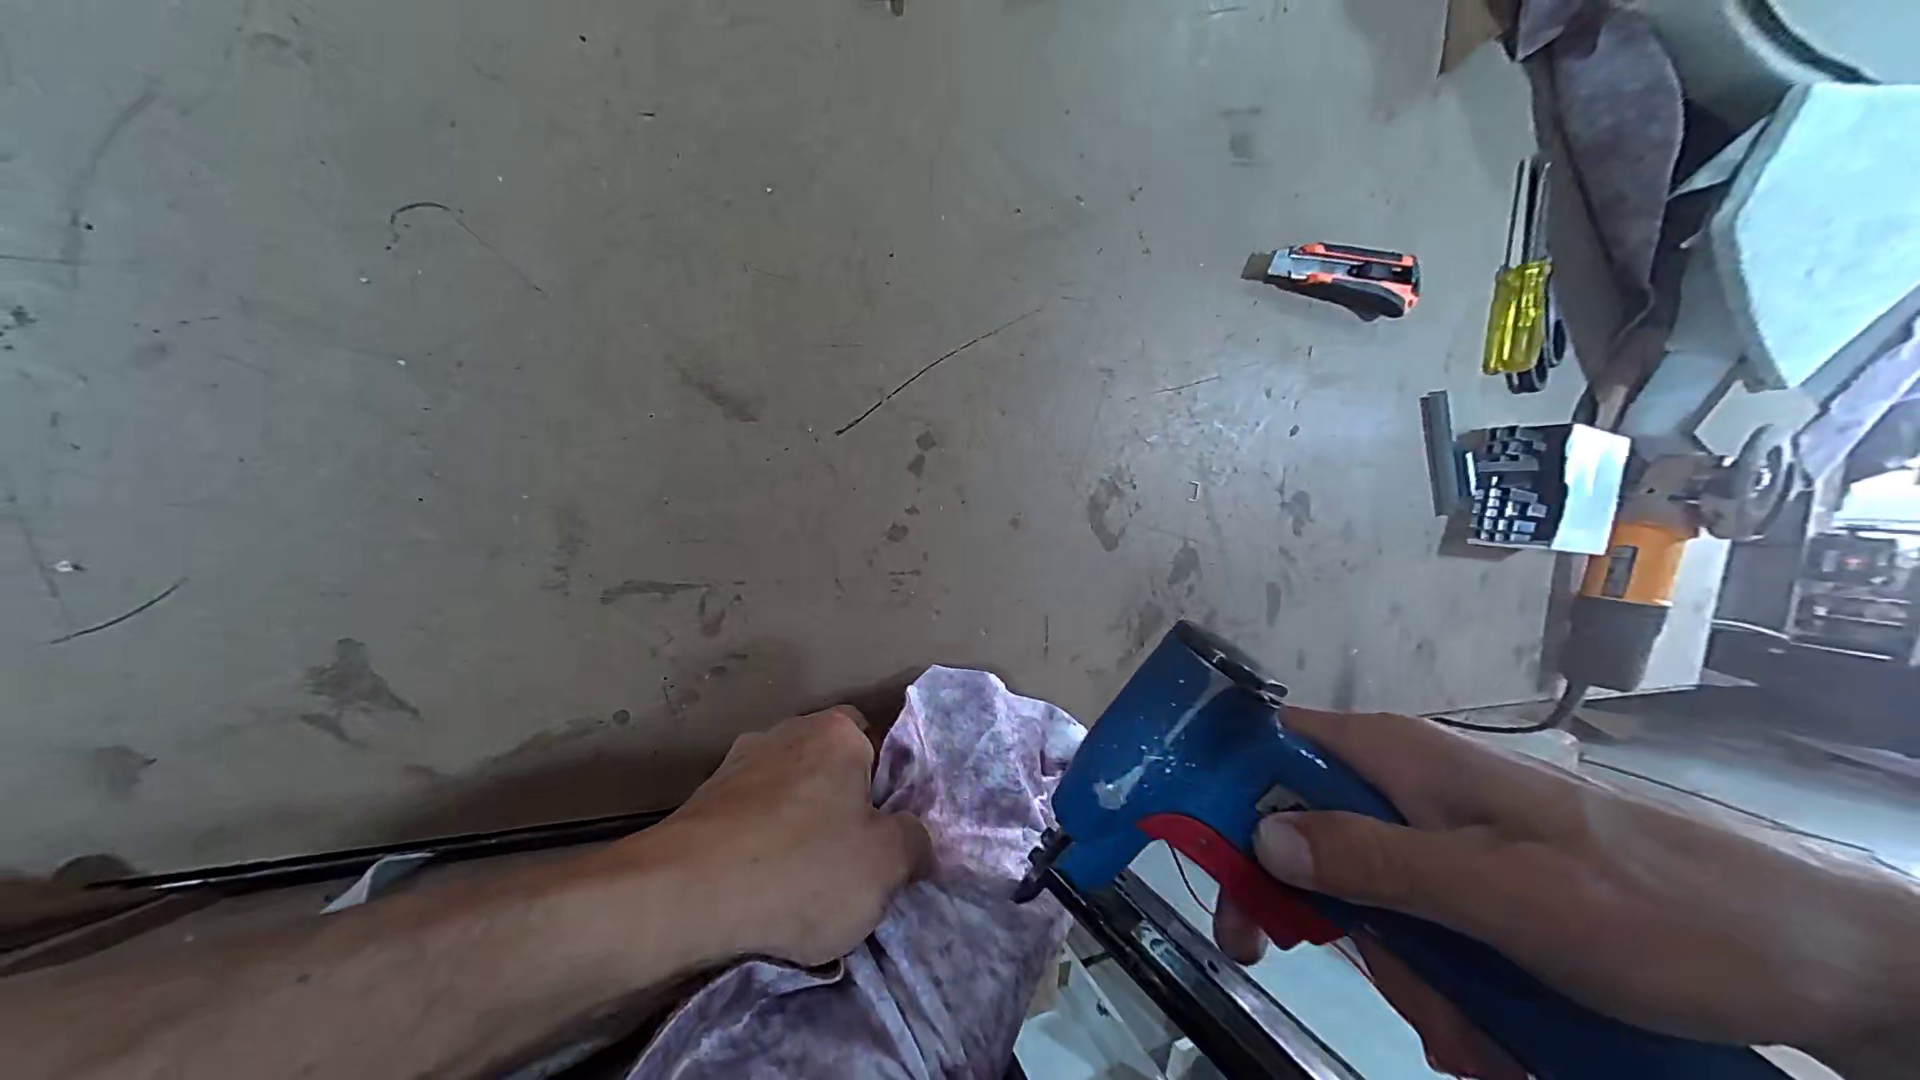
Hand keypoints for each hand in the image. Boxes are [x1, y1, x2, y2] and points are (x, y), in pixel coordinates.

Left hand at [621, 706, 932, 967]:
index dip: (886, 785)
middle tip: (848, 857)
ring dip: (797, 824)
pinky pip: (750, 815)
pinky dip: (758, 842)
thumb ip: (915, 840)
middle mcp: (785, 731)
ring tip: (798, 881)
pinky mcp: (701, 798)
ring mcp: (737, 762)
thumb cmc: (799, 870)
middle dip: (842, 805)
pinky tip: (757, 885)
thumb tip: (914, 836)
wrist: (681, 897)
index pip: (877, 740)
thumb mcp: (886, 865)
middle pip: (831, 765)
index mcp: (835, 731)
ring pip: (788, 790)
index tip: (882, 828)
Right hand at [1212, 708, 1919, 1078]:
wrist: (1824, 958)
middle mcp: (1403, 778)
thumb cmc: (1658, 907)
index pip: (1271, 747)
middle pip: (1306, 829)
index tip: (1217, 870)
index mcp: (1394, 755)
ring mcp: (1440, 827)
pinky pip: (1417, 919)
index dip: (1228, 797)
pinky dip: (1438, 978)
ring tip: (1468, 1030)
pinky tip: (1488, 1024)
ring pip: (1363, 889)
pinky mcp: (1474, 872)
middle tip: (1324, 969)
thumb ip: (1376, 859)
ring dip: (1398, 967)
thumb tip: (1263, 837)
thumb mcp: (1504, 892)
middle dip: (1321, 914)